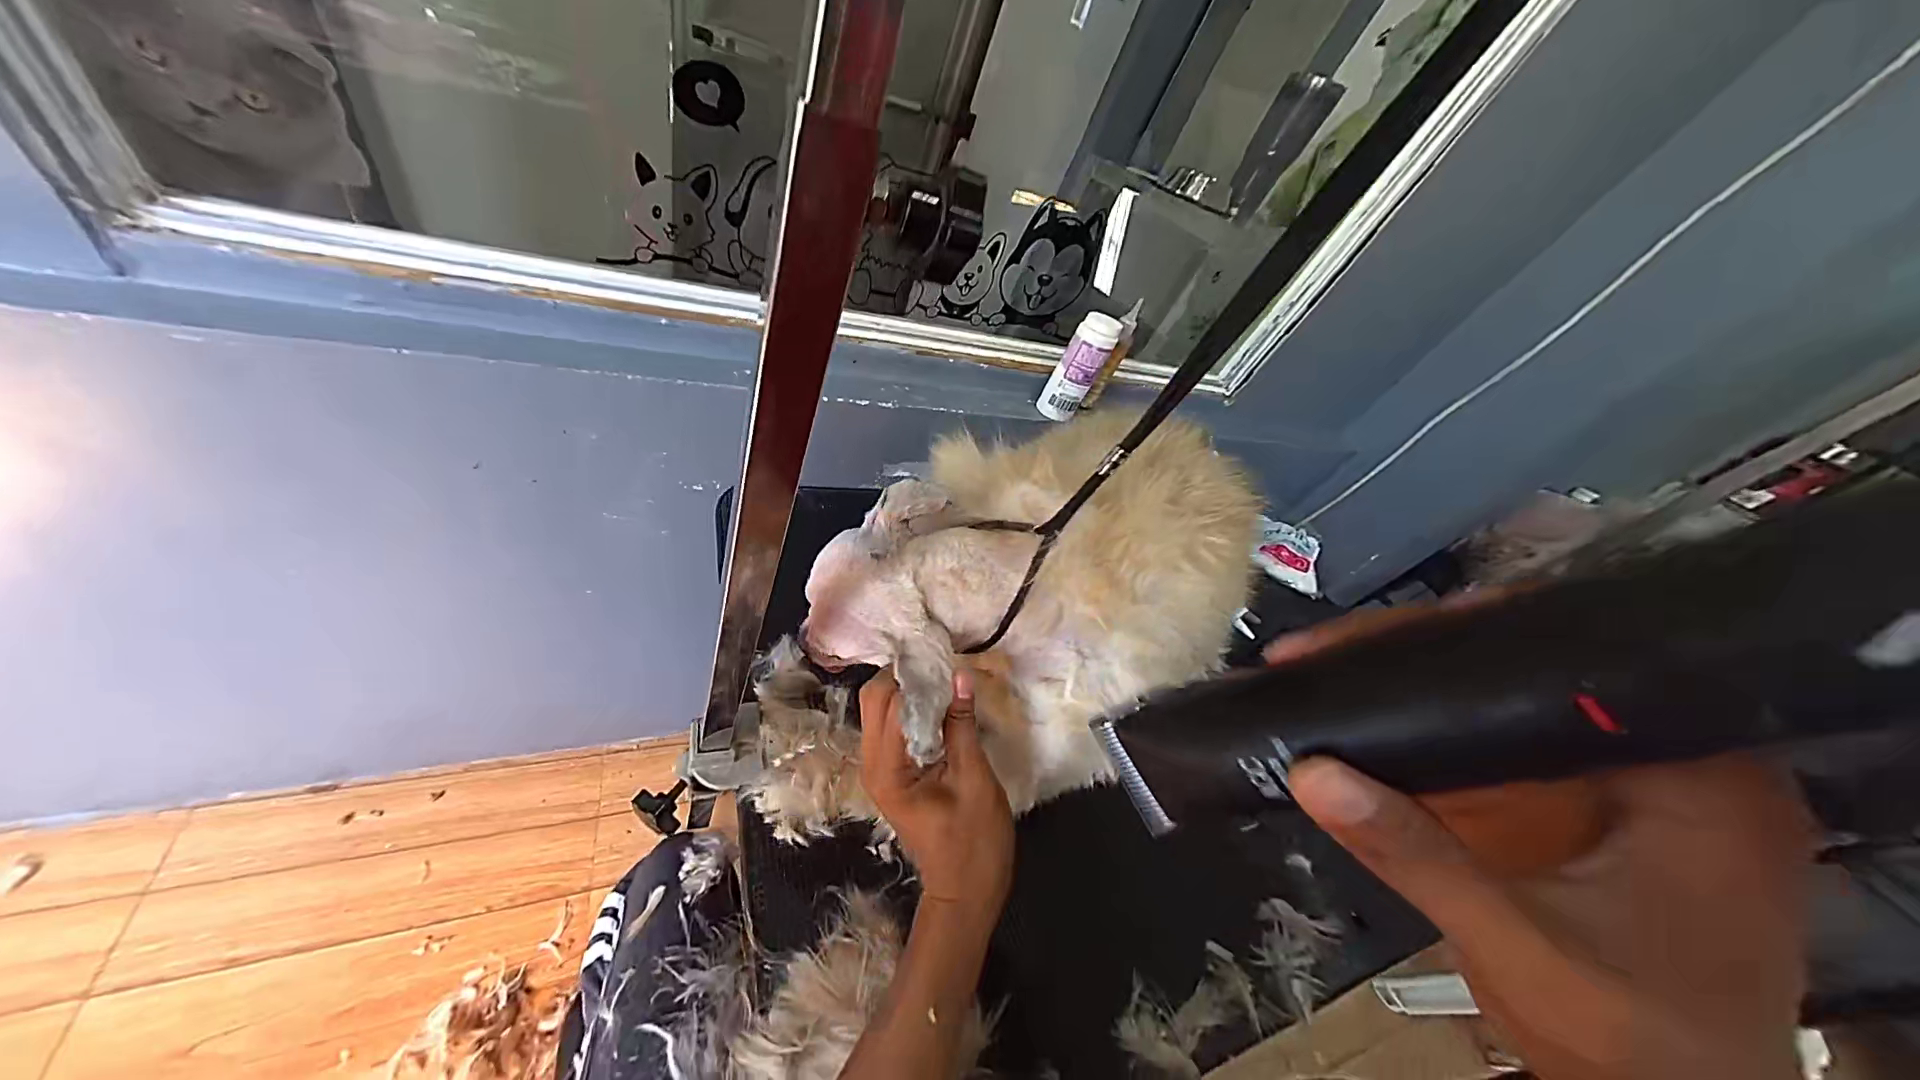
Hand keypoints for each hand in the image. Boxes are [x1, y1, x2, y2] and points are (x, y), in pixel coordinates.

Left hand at [860, 668, 1014, 917]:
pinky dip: (911, 710)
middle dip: (905, 678)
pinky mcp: (892, 772)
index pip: (889, 702)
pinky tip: (939, 705)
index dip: (916, 676)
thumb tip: (959, 675)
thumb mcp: (973, 778)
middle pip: (874, 700)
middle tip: (942, 668)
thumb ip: (961, 724)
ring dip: (908, 692)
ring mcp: (879, 769)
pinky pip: (892, 727)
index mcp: (887, 768)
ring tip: (944, 681)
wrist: (966, 891)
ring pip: (880, 711)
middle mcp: (873, 764)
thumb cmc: (974, 840)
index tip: (944, 659)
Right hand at [1267, 608, 1811, 1079]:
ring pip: (1488, 696)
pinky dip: (1409, 727)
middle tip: (1324, 647)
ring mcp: (1593, 777)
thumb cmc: (1638, 1043)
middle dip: (1416, 649)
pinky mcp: (1546, 799)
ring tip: (1321, 664)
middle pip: (1520, 665)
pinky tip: (1352, 716)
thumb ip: (1419, 859)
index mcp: (1694, 778)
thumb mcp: (1524, 949)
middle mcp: (1649, 756)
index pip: (1578, 660)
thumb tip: (1310, 774)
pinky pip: (1471, 740)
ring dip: (1404, 682)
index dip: (1476, 628)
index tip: (1383, 630)